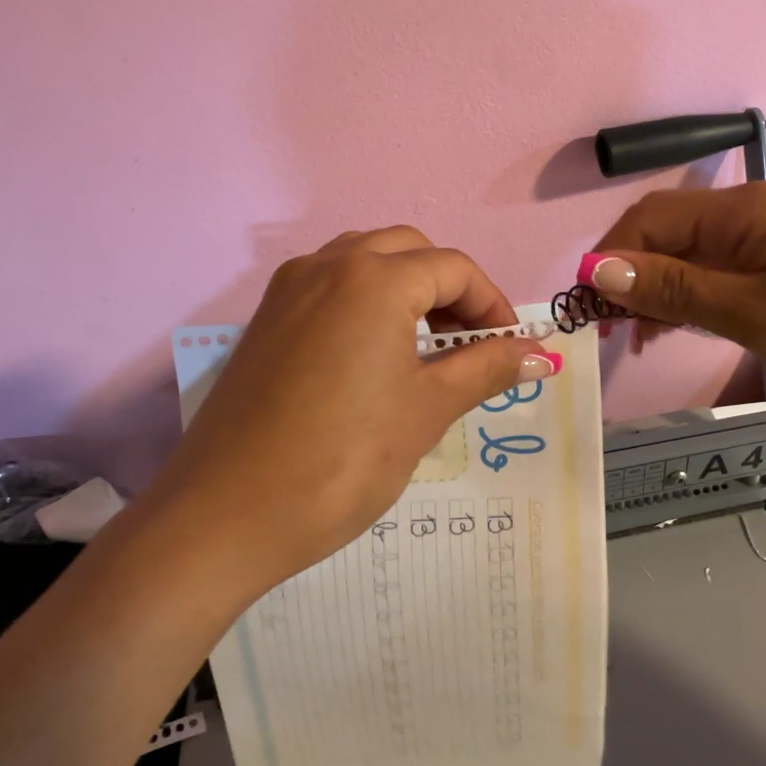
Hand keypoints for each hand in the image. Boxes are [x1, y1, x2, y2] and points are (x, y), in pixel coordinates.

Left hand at [153, 227, 555, 592]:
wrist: (225, 514)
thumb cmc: (343, 458)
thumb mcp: (427, 410)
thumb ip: (485, 368)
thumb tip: (539, 353)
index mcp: (374, 278)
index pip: (454, 269)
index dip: (492, 306)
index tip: (509, 350)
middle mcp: (327, 265)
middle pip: (408, 251)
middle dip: (450, 289)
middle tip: (471, 345)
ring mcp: (288, 290)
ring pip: (364, 262)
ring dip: (406, 290)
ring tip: (427, 349)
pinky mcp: (264, 321)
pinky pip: (329, 288)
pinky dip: (365, 303)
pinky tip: (374, 357)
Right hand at [585, 182, 765, 400]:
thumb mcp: (755, 313)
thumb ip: (676, 290)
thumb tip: (597, 269)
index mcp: (739, 212)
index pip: (649, 220)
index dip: (608, 260)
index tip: (585, 312)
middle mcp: (748, 215)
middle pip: (665, 235)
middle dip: (627, 278)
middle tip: (607, 334)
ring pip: (689, 258)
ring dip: (656, 292)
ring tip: (637, 340)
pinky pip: (718, 274)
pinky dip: (690, 300)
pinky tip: (677, 330)